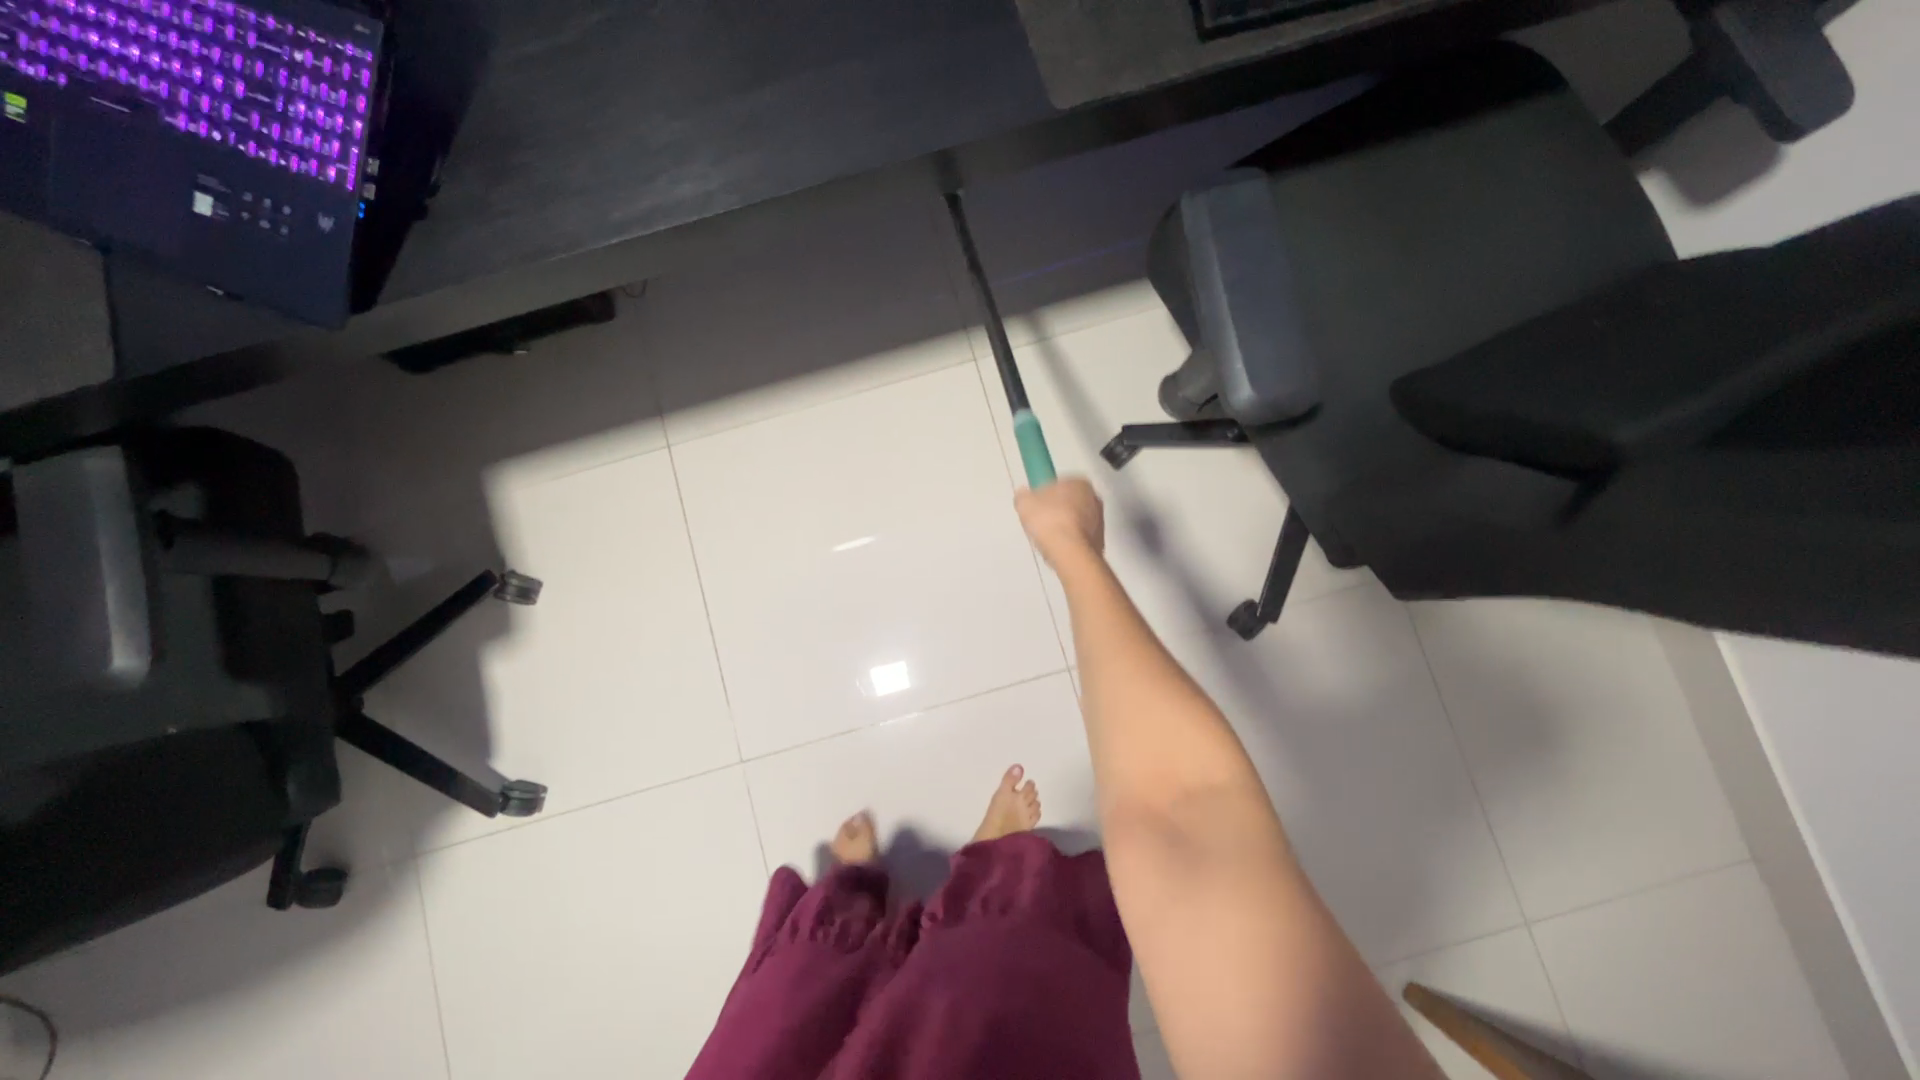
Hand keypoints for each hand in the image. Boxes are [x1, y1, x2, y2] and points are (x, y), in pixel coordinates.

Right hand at [1015, 478, 1104, 565]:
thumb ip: (1024, 496)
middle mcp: (1094, 498)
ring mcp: (1100, 520)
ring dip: (1065, 526)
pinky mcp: (1099, 540)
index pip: (1061, 483)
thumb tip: (1025, 495)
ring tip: (1048, 538)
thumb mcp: (1024, 504)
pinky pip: (1080, 537)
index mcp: (1079, 482)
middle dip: (1057, 510)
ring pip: (1077, 520)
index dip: (1047, 494)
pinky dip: (1071, 540)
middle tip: (1041, 521)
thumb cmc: (1048, 520)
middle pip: (1071, 502)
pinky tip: (1058, 547)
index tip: (1037, 505)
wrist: (1069, 551)